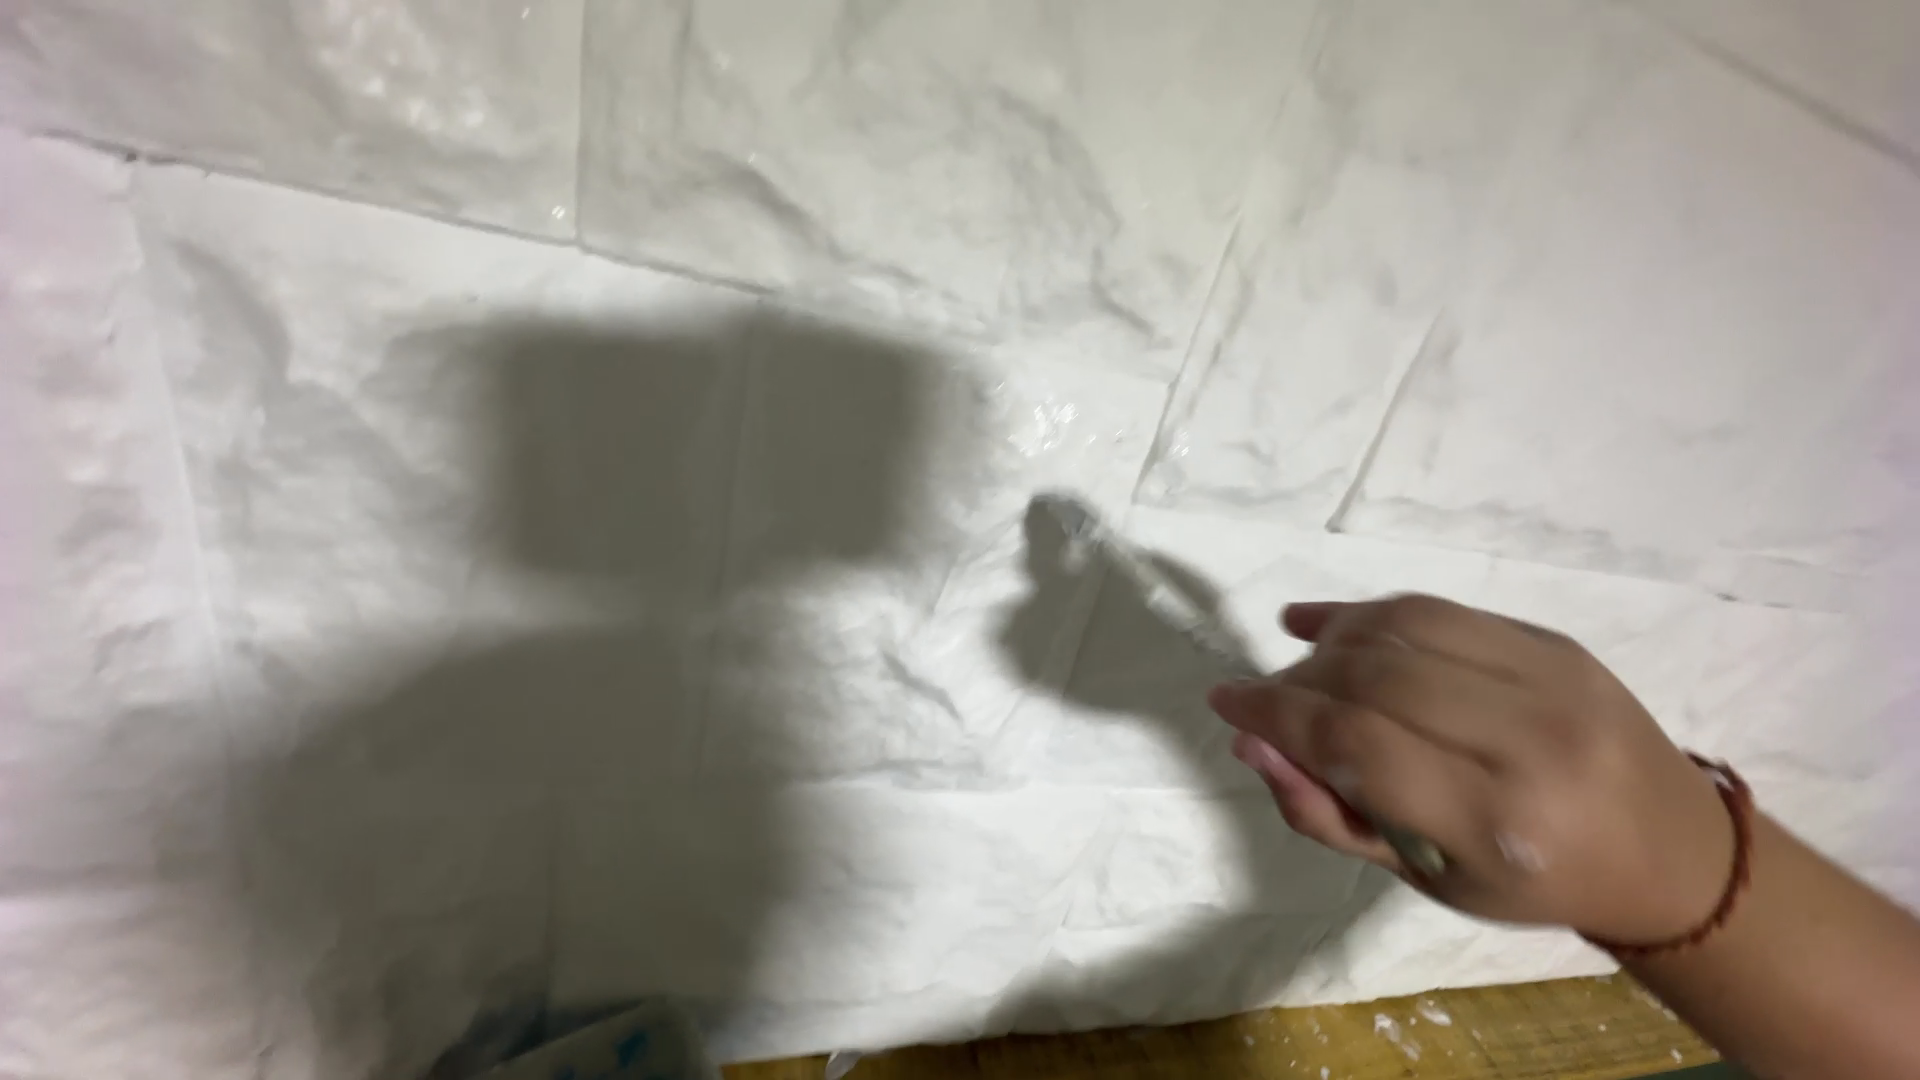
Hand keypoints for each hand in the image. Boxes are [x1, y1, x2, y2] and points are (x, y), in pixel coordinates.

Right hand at [1207, 594, 1734, 943]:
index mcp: (1493, 822)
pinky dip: (1365, 613)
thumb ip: (1323, 811)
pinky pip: (1433, 609)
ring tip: (1304, 665)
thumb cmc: (1526, 880)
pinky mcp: (1552, 643)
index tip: (1225, 699)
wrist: (1668, 851)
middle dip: (1295, 681)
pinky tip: (1327, 626)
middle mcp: (1527, 743)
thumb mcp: (1417, 876)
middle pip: (1369, 680)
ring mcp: (1548, 681)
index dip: (1274, 714)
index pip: (1353, 745)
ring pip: (1397, 631)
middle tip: (1268, 695)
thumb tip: (1250, 742)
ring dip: (1327, 643)